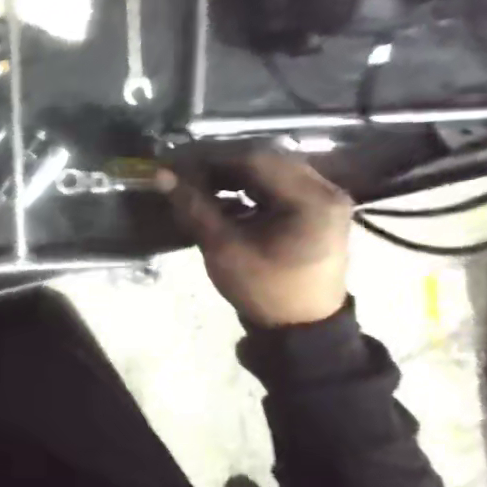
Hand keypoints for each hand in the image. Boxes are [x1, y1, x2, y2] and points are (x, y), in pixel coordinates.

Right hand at [157, 150, 352, 327]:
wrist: (302, 328)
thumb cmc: (264, 289)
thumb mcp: (224, 248)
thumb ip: (194, 206)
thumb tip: (161, 174)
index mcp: (310, 199)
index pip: (254, 159)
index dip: (210, 159)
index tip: (176, 166)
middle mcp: (325, 190)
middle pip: (265, 160)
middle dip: (221, 164)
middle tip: (184, 174)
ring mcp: (325, 199)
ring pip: (271, 169)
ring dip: (234, 174)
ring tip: (200, 186)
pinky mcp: (317, 209)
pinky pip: (280, 184)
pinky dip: (250, 186)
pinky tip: (225, 198)